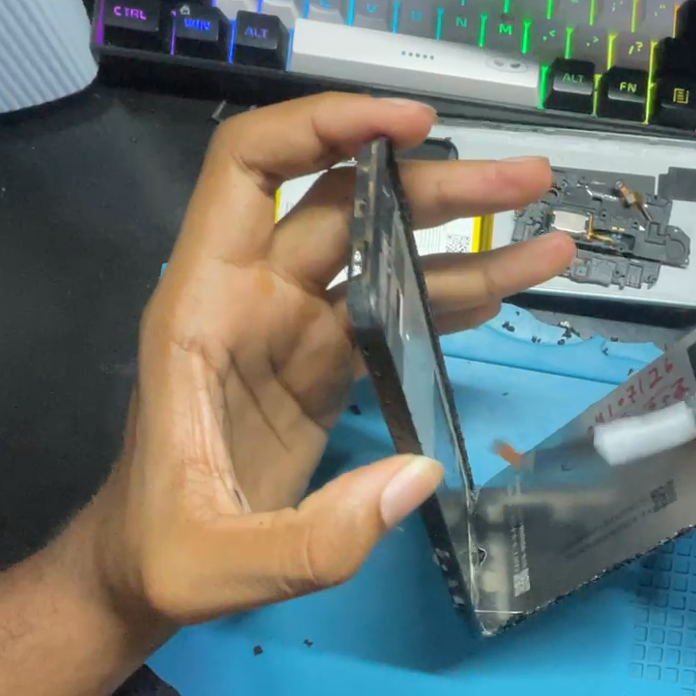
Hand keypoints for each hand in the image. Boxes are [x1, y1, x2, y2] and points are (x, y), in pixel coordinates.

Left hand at [83, 94, 574, 629]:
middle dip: (439, 189)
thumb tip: (422, 475)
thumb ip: (318, 536)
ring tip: (546, 245)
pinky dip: (443, 305)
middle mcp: (252, 301)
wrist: (149, 571)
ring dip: (462, 249)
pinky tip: (496, 299)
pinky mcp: (321, 368)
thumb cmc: (165, 557)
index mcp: (205, 309)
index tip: (415, 125)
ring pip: (382, 261)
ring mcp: (291, 333)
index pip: (252, 169)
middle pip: (348, 208)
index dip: (328, 127)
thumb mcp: (223, 561)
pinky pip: (388, 316)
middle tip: (526, 182)